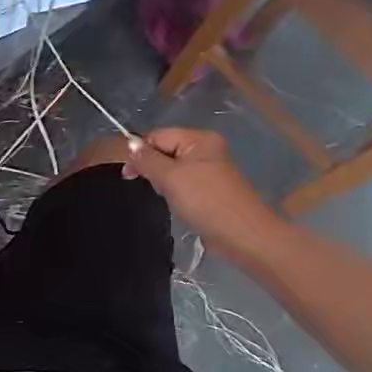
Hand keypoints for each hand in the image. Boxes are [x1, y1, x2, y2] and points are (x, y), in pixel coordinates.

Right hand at [122, 127, 282, 251]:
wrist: (243, 235)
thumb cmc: (205, 202)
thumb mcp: (170, 178)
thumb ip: (147, 159)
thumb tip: (130, 143)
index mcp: (199, 139)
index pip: (158, 136)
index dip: (140, 152)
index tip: (128, 175)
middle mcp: (206, 149)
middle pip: (165, 150)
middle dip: (152, 168)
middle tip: (151, 187)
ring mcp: (210, 169)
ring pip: (172, 168)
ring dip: (163, 181)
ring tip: (166, 197)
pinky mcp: (211, 188)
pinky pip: (183, 182)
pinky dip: (175, 191)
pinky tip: (176, 204)